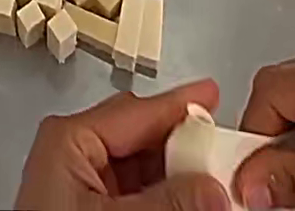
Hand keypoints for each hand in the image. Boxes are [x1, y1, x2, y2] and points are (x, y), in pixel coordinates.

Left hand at [17, 79, 231, 210]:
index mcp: (70, 138)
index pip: (136, 110)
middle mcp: (74, 152)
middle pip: (140, 135)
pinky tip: (188, 203)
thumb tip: (212, 188)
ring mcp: (81, 183)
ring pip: (141, 166)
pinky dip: (163, 197)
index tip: (211, 94)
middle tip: (223, 154)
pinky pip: (134, 192)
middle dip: (183, 144)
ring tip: (213, 184)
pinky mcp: (89, 207)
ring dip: (177, 176)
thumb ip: (167, 203)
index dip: (178, 104)